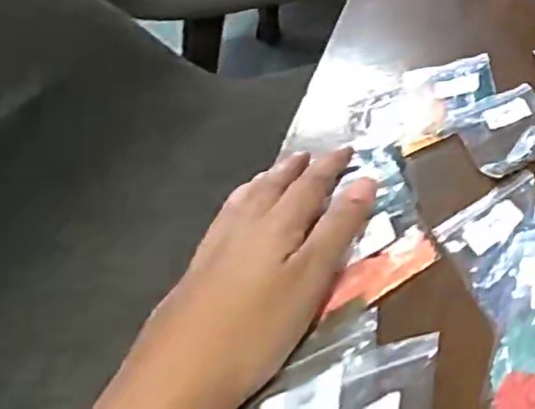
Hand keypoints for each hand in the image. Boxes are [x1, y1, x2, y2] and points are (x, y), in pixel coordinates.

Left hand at [95, 150, 373, 408]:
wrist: (168, 389)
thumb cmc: (255, 329)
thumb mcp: (312, 279)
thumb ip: (340, 228)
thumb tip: (366, 180)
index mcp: (277, 225)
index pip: (310, 184)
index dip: (331, 165)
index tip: (348, 148)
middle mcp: (243, 230)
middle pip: (270, 189)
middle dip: (292, 170)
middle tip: (307, 155)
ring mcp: (210, 256)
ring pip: (240, 206)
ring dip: (261, 185)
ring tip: (269, 176)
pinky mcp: (188, 282)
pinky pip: (219, 226)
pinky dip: (234, 209)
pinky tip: (229, 224)